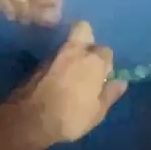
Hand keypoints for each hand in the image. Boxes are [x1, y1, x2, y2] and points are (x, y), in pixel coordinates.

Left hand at [0, 22, 127, 149]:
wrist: (30, 119)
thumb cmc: (70, 117)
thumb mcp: (97, 112)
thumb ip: (110, 94)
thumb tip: (121, 82)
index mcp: (94, 61)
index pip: (106, 51)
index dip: (106, 64)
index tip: (103, 78)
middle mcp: (74, 51)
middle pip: (84, 30)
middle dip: (88, 40)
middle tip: (88, 62)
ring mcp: (53, 56)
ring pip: (68, 44)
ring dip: (73, 54)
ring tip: (73, 75)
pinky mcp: (38, 64)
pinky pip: (55, 58)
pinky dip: (59, 64)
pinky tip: (58, 81)